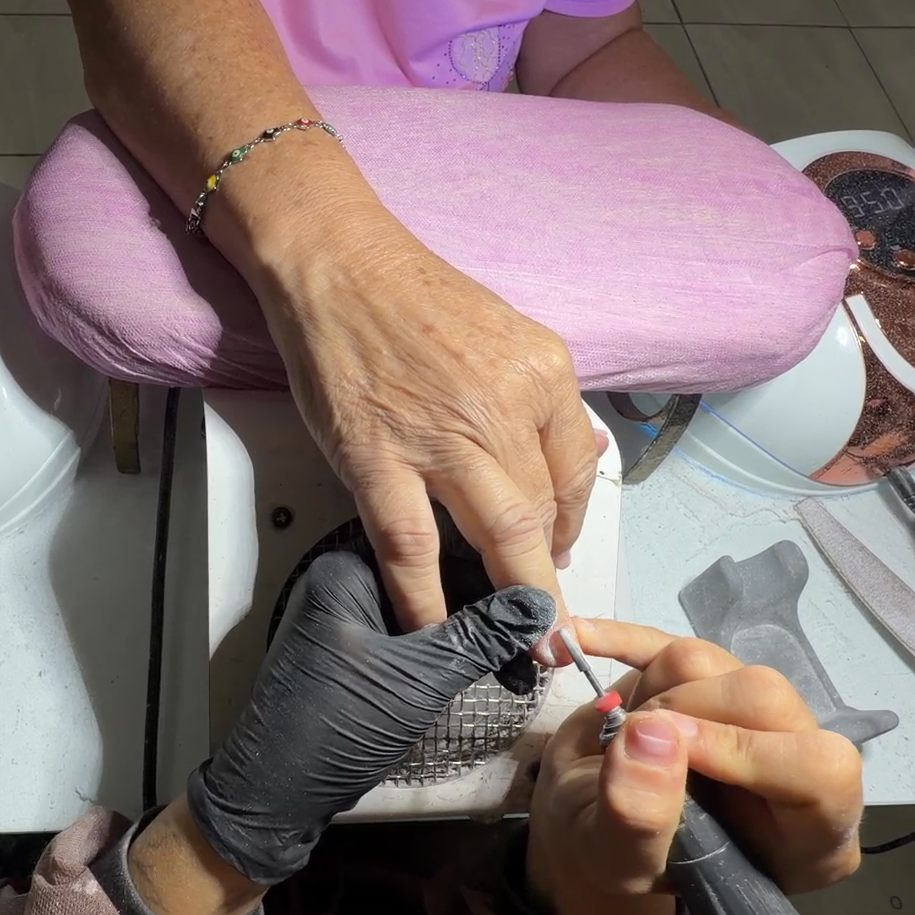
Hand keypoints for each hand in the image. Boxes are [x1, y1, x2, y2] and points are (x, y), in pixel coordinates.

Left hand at [186, 550, 556, 884]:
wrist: (279, 788)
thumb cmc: (336, 724)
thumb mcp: (419, 677)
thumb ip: (481, 635)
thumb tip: (535, 603)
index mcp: (348, 570)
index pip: (435, 547)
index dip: (495, 572)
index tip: (542, 602)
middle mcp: (345, 582)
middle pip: (434, 578)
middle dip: (489, 612)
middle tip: (538, 642)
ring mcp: (349, 617)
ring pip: (428, 610)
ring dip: (474, 638)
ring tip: (519, 666)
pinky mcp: (356, 649)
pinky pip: (413, 636)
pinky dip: (449, 653)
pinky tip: (487, 670)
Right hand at [258, 213, 599, 627]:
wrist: (338, 268)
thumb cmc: (413, 297)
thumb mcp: (503, 334)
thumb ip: (533, 402)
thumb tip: (553, 466)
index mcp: (544, 372)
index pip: (576, 471)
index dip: (569, 527)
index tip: (554, 554)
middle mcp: (504, 407)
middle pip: (541, 513)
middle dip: (548, 581)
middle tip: (550, 630)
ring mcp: (441, 436)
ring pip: (494, 535)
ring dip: (509, 600)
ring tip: (515, 645)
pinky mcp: (377, 457)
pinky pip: (410, 544)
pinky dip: (423, 596)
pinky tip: (431, 628)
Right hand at [527, 619, 863, 914]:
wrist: (586, 818)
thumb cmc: (614, 851)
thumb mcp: (615, 858)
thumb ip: (637, 815)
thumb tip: (653, 732)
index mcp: (805, 834)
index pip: (818, 769)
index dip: (741, 750)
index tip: (663, 748)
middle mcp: (792, 761)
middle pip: (765, 697)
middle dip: (678, 711)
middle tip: (627, 737)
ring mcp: (744, 710)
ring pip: (709, 663)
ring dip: (645, 689)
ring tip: (614, 727)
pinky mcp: (697, 674)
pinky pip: (662, 637)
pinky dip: (614, 638)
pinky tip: (574, 640)